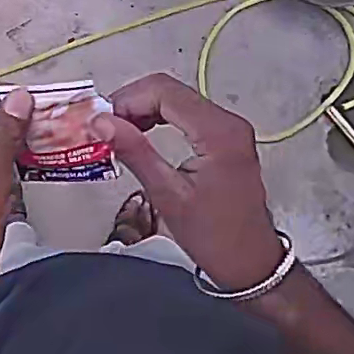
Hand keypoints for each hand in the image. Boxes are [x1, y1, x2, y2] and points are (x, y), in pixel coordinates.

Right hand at [94, 73, 283, 292]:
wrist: (251, 263)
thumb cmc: (214, 236)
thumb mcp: (167, 195)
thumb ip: (135, 152)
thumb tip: (101, 122)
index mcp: (218, 132)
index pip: (164, 91)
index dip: (127, 100)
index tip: (103, 122)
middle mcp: (227, 121)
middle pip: (169, 90)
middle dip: (132, 103)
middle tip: (106, 128)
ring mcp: (228, 127)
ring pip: (175, 98)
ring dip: (143, 109)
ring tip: (119, 133)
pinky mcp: (223, 137)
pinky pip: (184, 112)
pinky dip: (158, 117)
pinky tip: (140, 135)